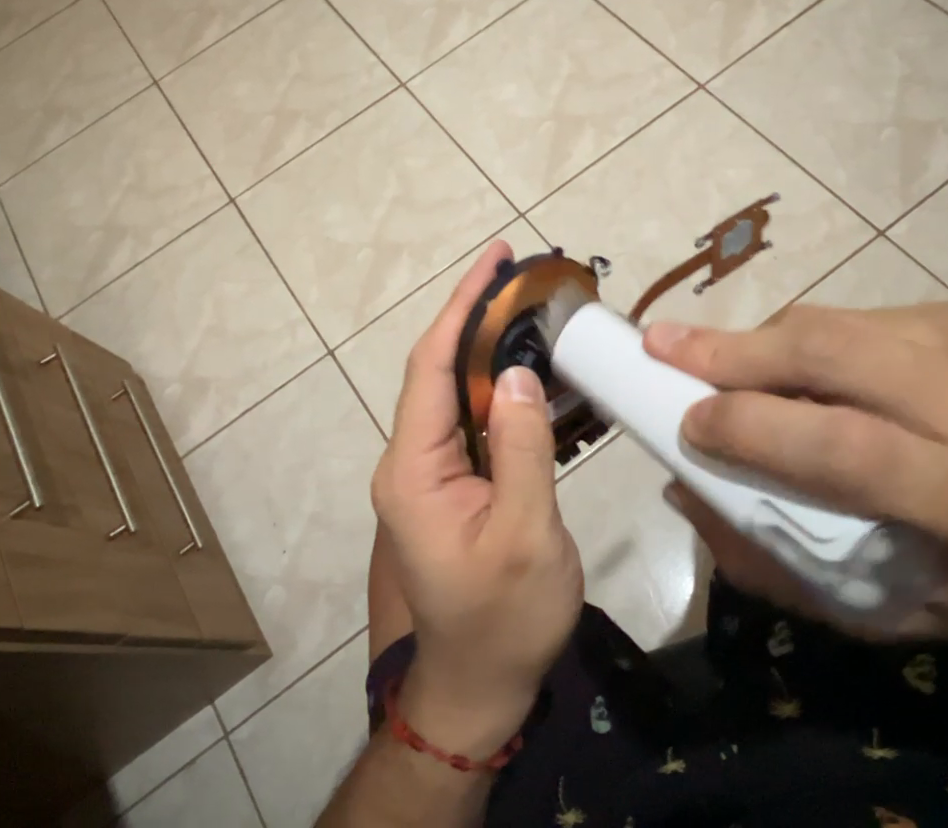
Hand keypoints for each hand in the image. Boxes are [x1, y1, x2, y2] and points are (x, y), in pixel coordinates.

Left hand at [371, 242, 583, 750]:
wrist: (479, 688)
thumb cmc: (503, 620)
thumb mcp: (525, 535)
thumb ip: (523, 449)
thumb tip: (522, 373)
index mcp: (414, 469)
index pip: (432, 366)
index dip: (462, 307)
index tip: (493, 259)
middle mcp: (410, 462)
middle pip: (440, 371)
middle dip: (478, 318)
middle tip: (526, 275)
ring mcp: (429, 476)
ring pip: (458, 395)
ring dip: (492, 351)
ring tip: (535, 310)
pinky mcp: (451, 488)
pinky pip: (473, 425)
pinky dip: (503, 391)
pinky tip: (536, 372)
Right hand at [645, 301, 947, 640]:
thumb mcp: (883, 612)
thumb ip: (778, 564)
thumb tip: (685, 490)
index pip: (855, 449)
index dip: (758, 427)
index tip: (686, 423)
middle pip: (847, 357)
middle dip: (741, 351)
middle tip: (662, 346)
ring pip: (848, 324)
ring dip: (766, 339)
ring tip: (714, 357)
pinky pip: (867, 316)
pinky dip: (811, 336)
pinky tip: (791, 364)